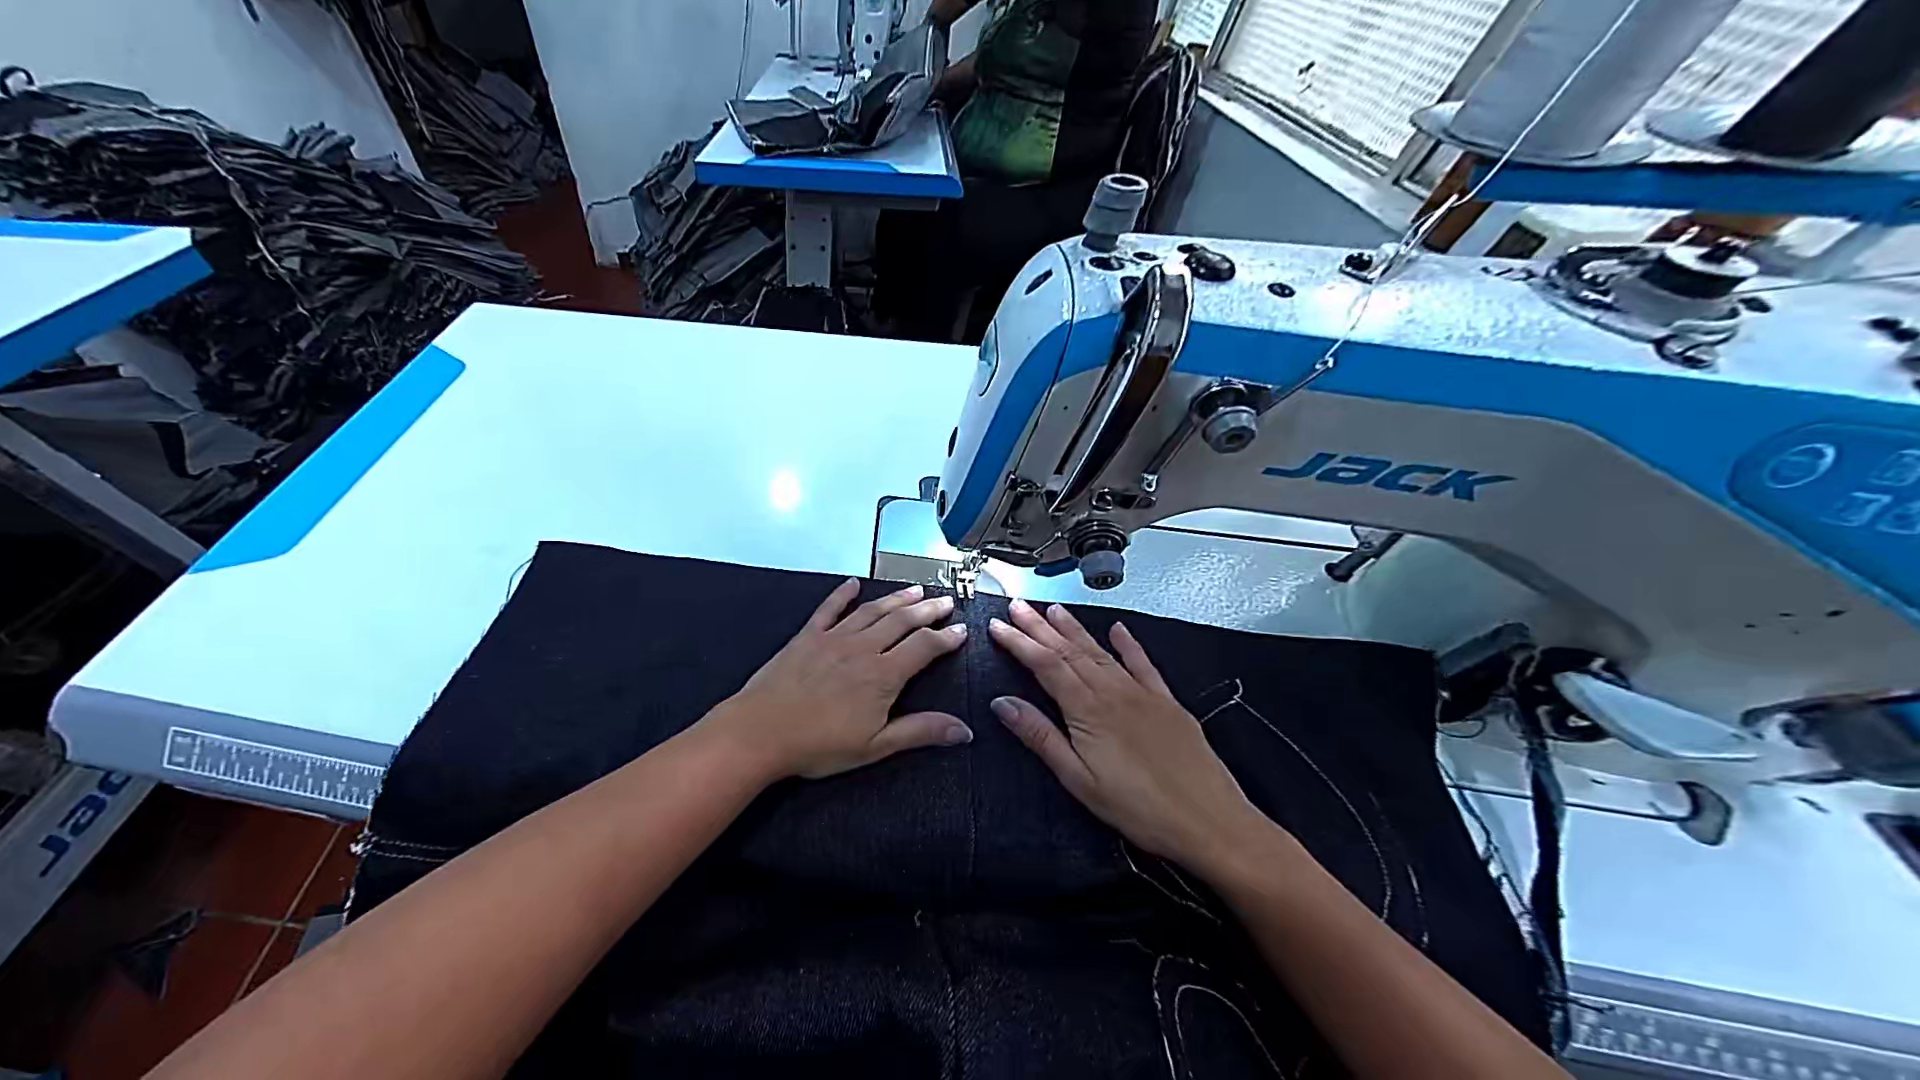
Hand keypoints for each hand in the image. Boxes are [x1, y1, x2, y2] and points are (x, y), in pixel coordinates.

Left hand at [703, 580, 971, 781]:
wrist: (760, 732)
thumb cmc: (818, 745)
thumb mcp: (875, 746)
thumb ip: (920, 732)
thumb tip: (963, 731)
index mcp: (883, 675)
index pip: (924, 647)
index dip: (946, 638)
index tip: (961, 630)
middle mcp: (863, 648)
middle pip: (903, 621)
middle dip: (928, 610)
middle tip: (945, 603)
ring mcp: (834, 638)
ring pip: (872, 611)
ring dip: (896, 599)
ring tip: (916, 591)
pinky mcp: (807, 637)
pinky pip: (829, 609)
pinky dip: (842, 595)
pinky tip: (852, 584)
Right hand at [988, 599, 1272, 872]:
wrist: (1209, 820)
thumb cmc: (1140, 809)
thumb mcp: (1079, 780)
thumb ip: (1040, 737)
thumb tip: (1003, 704)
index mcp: (1088, 710)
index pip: (1045, 665)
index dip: (1019, 643)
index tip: (998, 626)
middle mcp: (1114, 692)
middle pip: (1069, 651)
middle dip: (1039, 626)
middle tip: (1018, 606)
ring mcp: (1142, 694)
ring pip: (1099, 651)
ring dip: (1074, 629)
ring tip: (1053, 610)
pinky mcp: (1167, 702)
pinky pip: (1142, 664)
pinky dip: (1128, 644)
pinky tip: (1118, 629)